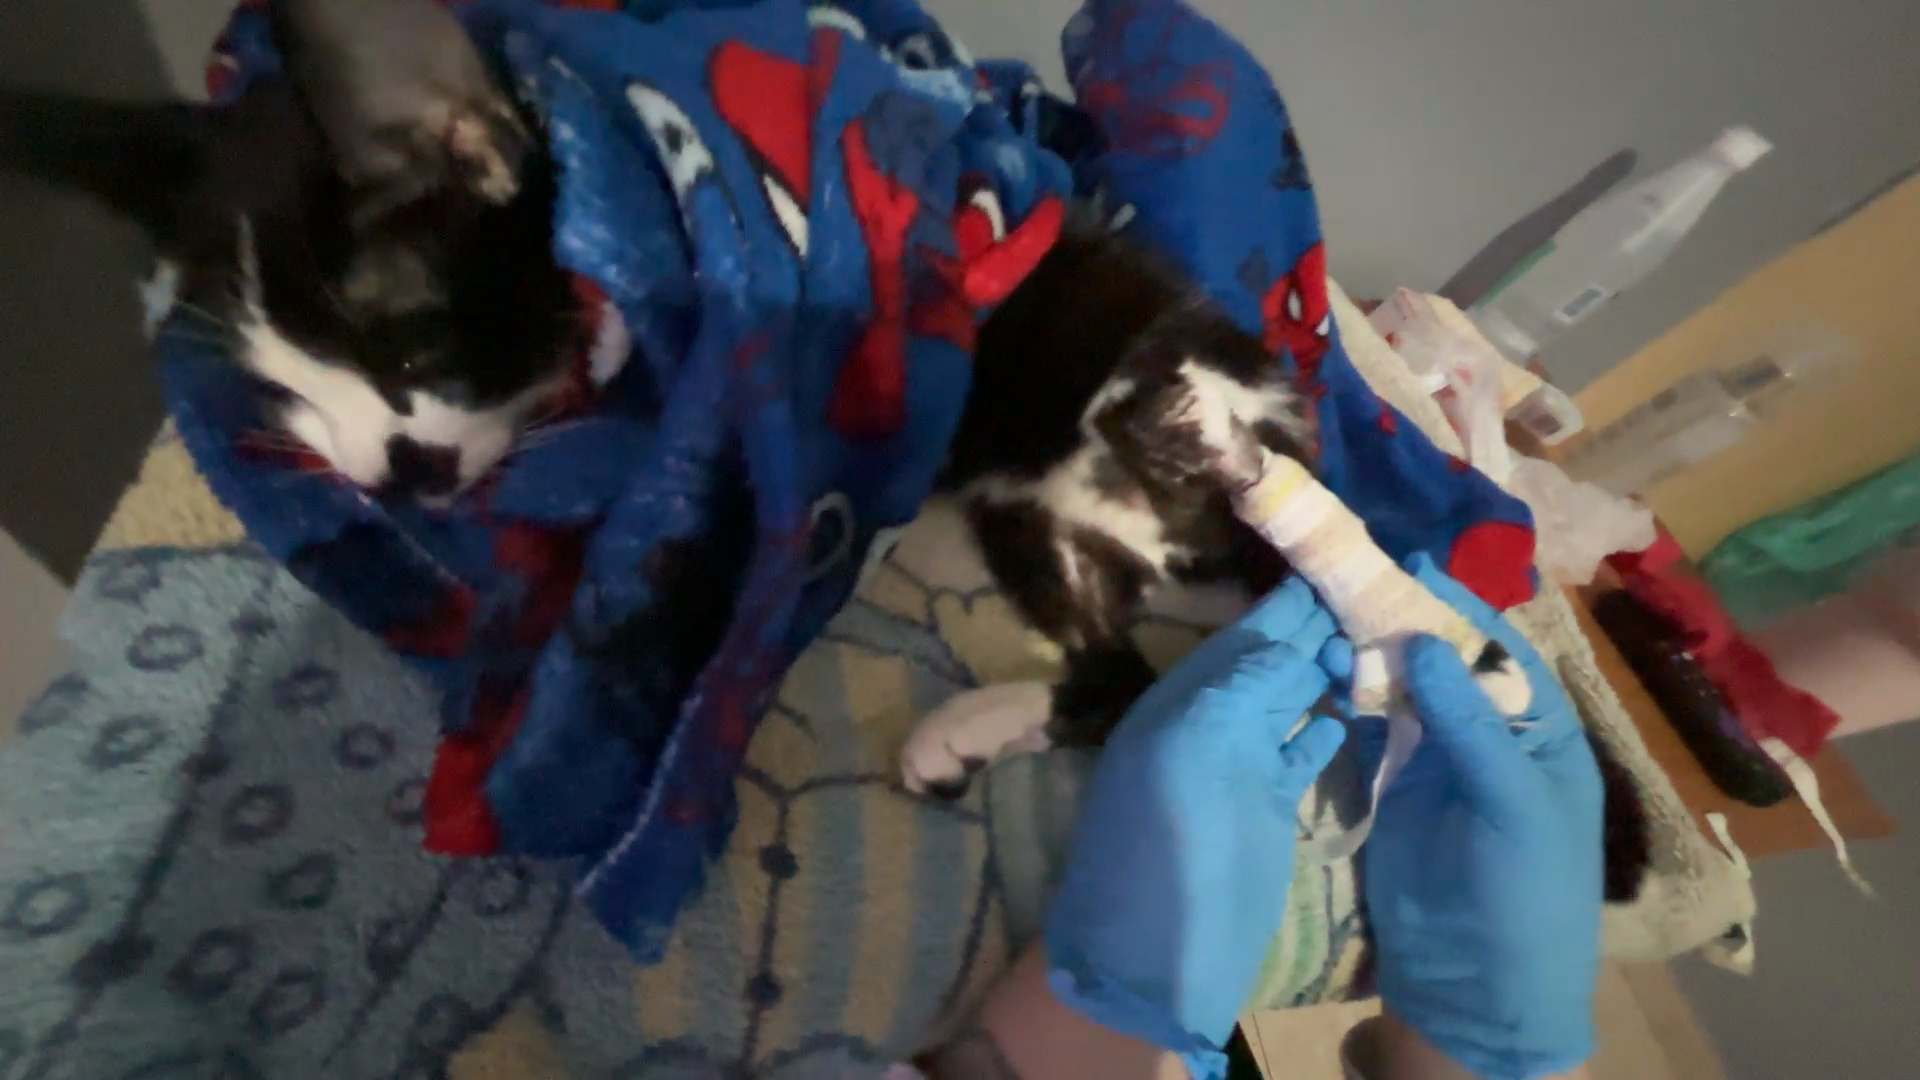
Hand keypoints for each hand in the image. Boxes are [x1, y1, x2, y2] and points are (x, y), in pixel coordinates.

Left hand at [1043, 579, 1346, 1077]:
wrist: (1155, 949)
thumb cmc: (1168, 843)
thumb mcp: (1192, 748)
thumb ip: (1239, 687)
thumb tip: (1290, 640)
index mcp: (1186, 700)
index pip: (1245, 634)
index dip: (1288, 603)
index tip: (1336, 566)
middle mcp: (1211, 720)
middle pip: (1270, 660)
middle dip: (1316, 627)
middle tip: (1377, 592)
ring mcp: (1238, 762)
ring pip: (1288, 698)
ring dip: (1328, 670)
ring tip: (1383, 637)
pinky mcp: (1266, 802)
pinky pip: (1299, 746)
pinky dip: (1326, 723)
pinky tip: (1355, 704)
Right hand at [1364, 554, 1602, 1079]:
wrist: (1470, 975)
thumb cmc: (1521, 892)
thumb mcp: (1514, 807)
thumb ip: (1472, 726)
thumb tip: (1428, 644)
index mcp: (1537, 732)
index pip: (1498, 652)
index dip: (1458, 607)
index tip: (1409, 565)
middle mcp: (1485, 730)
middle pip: (1443, 659)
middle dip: (1403, 619)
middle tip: (1353, 578)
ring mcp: (1433, 750)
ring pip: (1402, 682)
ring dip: (1370, 649)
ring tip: (1329, 610)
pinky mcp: (1390, 771)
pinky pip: (1370, 717)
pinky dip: (1350, 688)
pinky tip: (1326, 663)